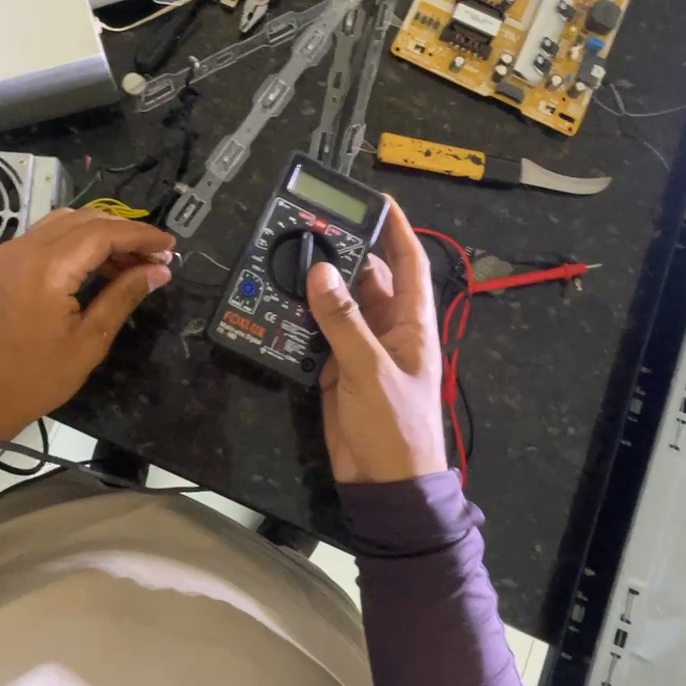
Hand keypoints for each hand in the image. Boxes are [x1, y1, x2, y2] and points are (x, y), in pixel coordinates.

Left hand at [0, 209, 174, 438]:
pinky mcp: (3, 262)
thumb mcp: (89, 342)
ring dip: (102, 233)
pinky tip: (97, 264)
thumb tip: (159, 271)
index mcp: (48, 269)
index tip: (170, 247)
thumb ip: (124, 297)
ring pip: (66, 221)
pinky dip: (77, 240)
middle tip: (155, 258)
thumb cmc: (35, 378)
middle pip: (87, 219)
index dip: (142, 236)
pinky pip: (48, 234)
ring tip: (131, 262)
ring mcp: (10, 252)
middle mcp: (26, 248)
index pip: (105, 233)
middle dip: (125, 233)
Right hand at [306, 197, 447, 483]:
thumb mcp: (371, 368)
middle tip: (308, 226)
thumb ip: (344, 320)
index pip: (408, 263)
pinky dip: (298, 321)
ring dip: (314, 286)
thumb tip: (320, 271)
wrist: (384, 485)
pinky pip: (317, 334)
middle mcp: (387, 327)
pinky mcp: (335, 368)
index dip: (396, 229)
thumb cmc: (394, 424)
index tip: (377, 200)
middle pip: (365, 277)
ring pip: (337, 304)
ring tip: (284, 257)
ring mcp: (360, 348)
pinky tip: (275, 305)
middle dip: (341, 253)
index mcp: (410, 321)